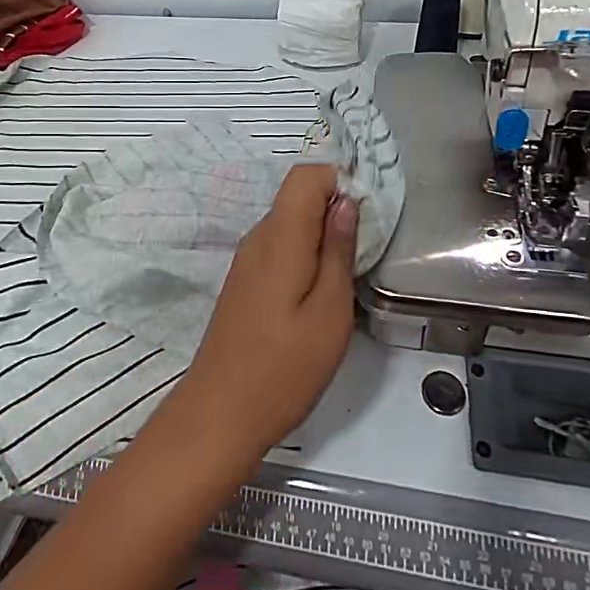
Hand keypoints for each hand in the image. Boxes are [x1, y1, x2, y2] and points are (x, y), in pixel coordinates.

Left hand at [160, 164, 358, 462]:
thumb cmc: (284, 367)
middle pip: (298, 197)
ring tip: (348, 275)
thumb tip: (347, 203)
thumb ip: (338, 251)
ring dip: (322, 235)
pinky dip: (305, 254)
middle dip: (336, 209)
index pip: (306, 175)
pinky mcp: (244, 283)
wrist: (221, 414)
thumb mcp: (330, 311)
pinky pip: (279, 248)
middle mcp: (257, 239)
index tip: (368, 214)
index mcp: (279, 236)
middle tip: (367, 249)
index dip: (340, 181)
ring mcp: (246, 261)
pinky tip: (319, 293)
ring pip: (290, 224)